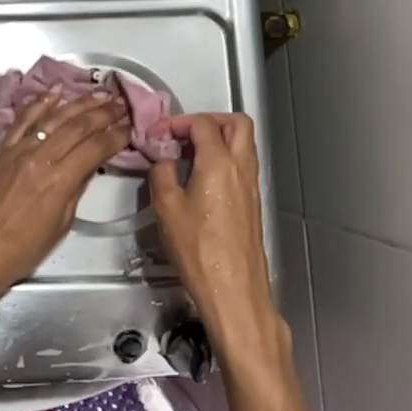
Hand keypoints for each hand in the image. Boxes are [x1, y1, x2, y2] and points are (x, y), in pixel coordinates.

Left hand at [0, 95, 130, 310]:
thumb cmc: (24, 248)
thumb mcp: (62, 223)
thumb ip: (78, 188)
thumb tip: (92, 163)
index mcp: (59, 180)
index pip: (95, 148)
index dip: (116, 135)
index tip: (130, 126)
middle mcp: (40, 157)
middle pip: (77, 126)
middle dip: (102, 113)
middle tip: (121, 103)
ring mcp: (18, 150)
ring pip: (52, 117)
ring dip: (78, 103)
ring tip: (98, 93)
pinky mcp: (1, 149)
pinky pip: (23, 120)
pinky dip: (40, 104)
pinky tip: (55, 93)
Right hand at [147, 114, 288, 366]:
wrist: (233, 290)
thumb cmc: (199, 251)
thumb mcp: (166, 206)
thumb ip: (162, 172)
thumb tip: (164, 160)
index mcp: (219, 163)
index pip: (202, 123)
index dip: (177, 122)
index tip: (159, 134)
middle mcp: (242, 169)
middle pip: (236, 123)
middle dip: (208, 120)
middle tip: (183, 133)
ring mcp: (252, 186)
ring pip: (243, 143)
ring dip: (217, 138)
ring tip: (188, 154)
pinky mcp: (253, 202)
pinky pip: (242, 165)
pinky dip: (223, 159)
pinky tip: (199, 177)